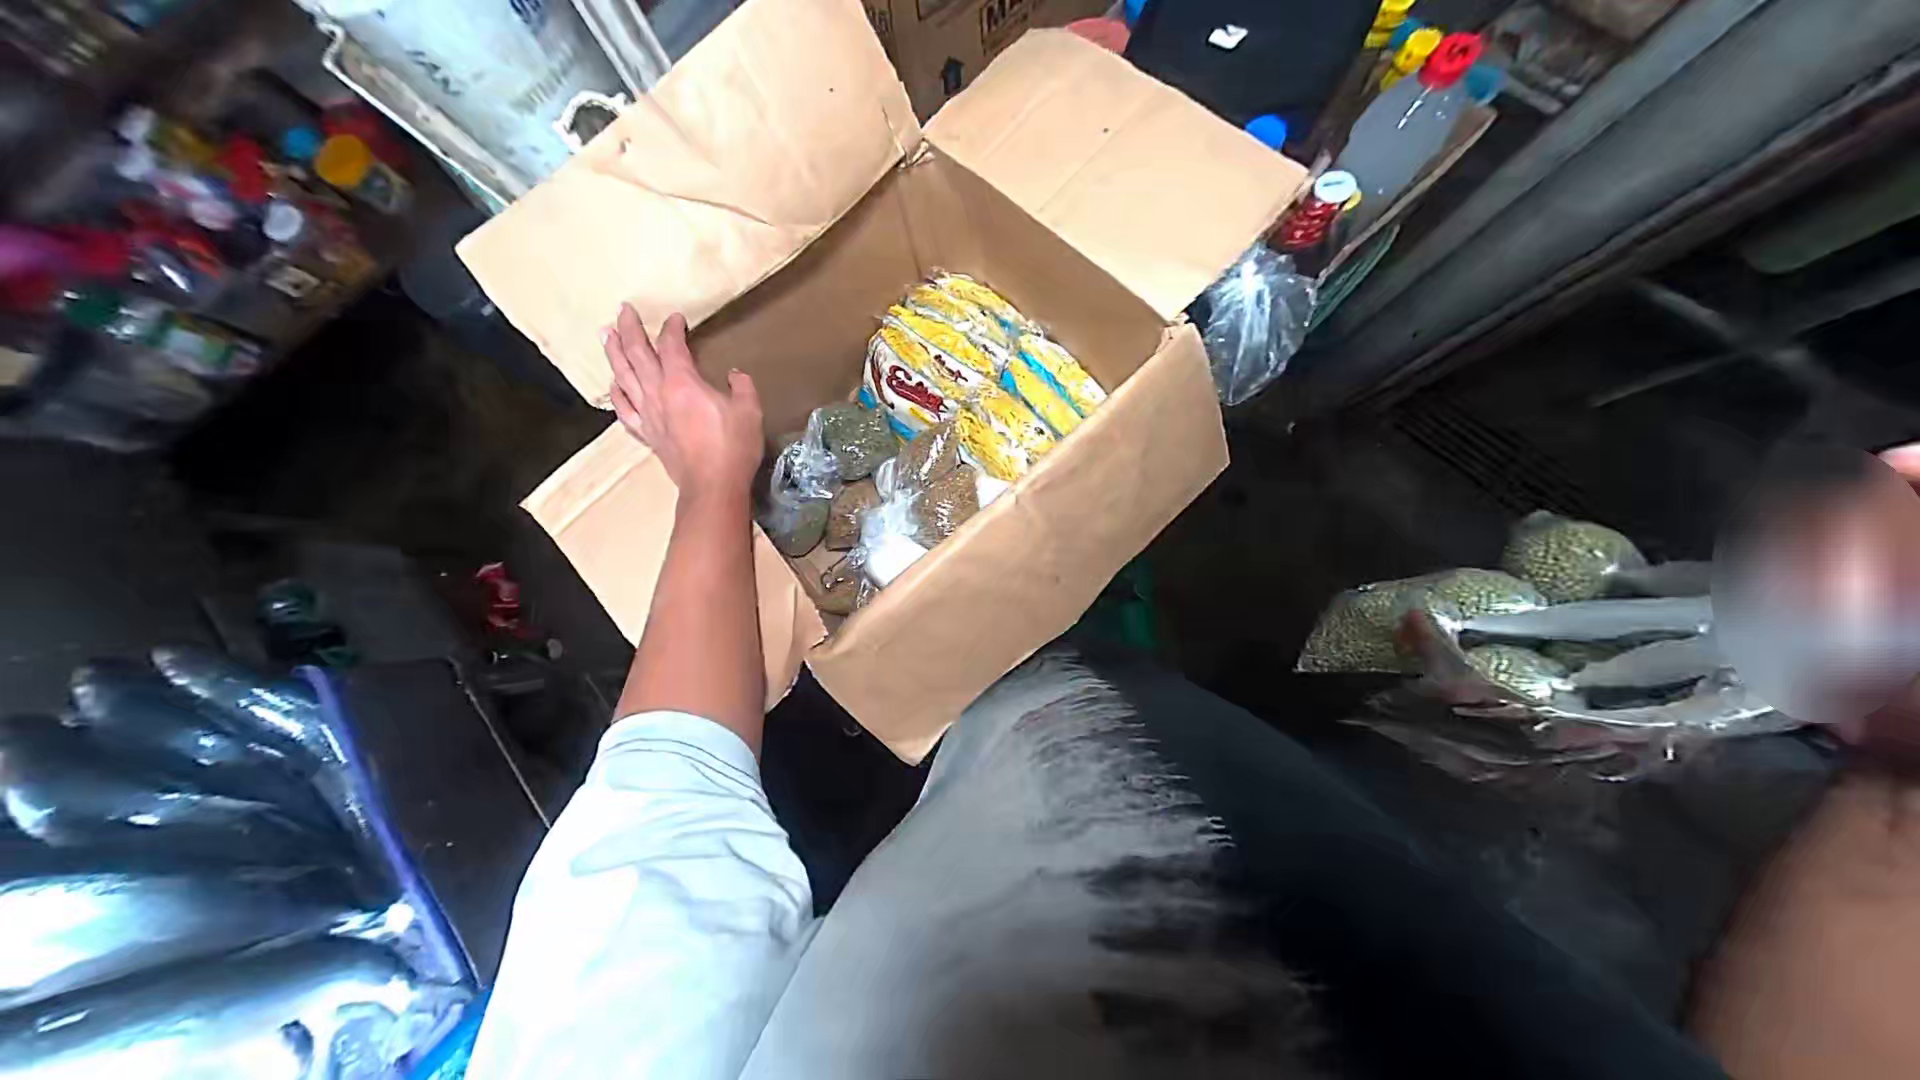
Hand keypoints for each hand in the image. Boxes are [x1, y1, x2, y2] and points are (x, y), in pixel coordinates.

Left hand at [603, 305, 762, 504]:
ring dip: (614, 353)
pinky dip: (616, 394)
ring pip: (623, 376)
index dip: (672, 328)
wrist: (713, 486)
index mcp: (682, 382)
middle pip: (637, 353)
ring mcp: (648, 415)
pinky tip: (613, 385)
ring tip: (606, 334)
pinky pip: (624, 410)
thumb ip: (741, 386)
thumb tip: (735, 375)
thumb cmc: (732, 447)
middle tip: (624, 311)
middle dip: (630, 329)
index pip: (671, 345)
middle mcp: (658, 393)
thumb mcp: (749, 410)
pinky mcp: (647, 435)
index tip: (676, 319)